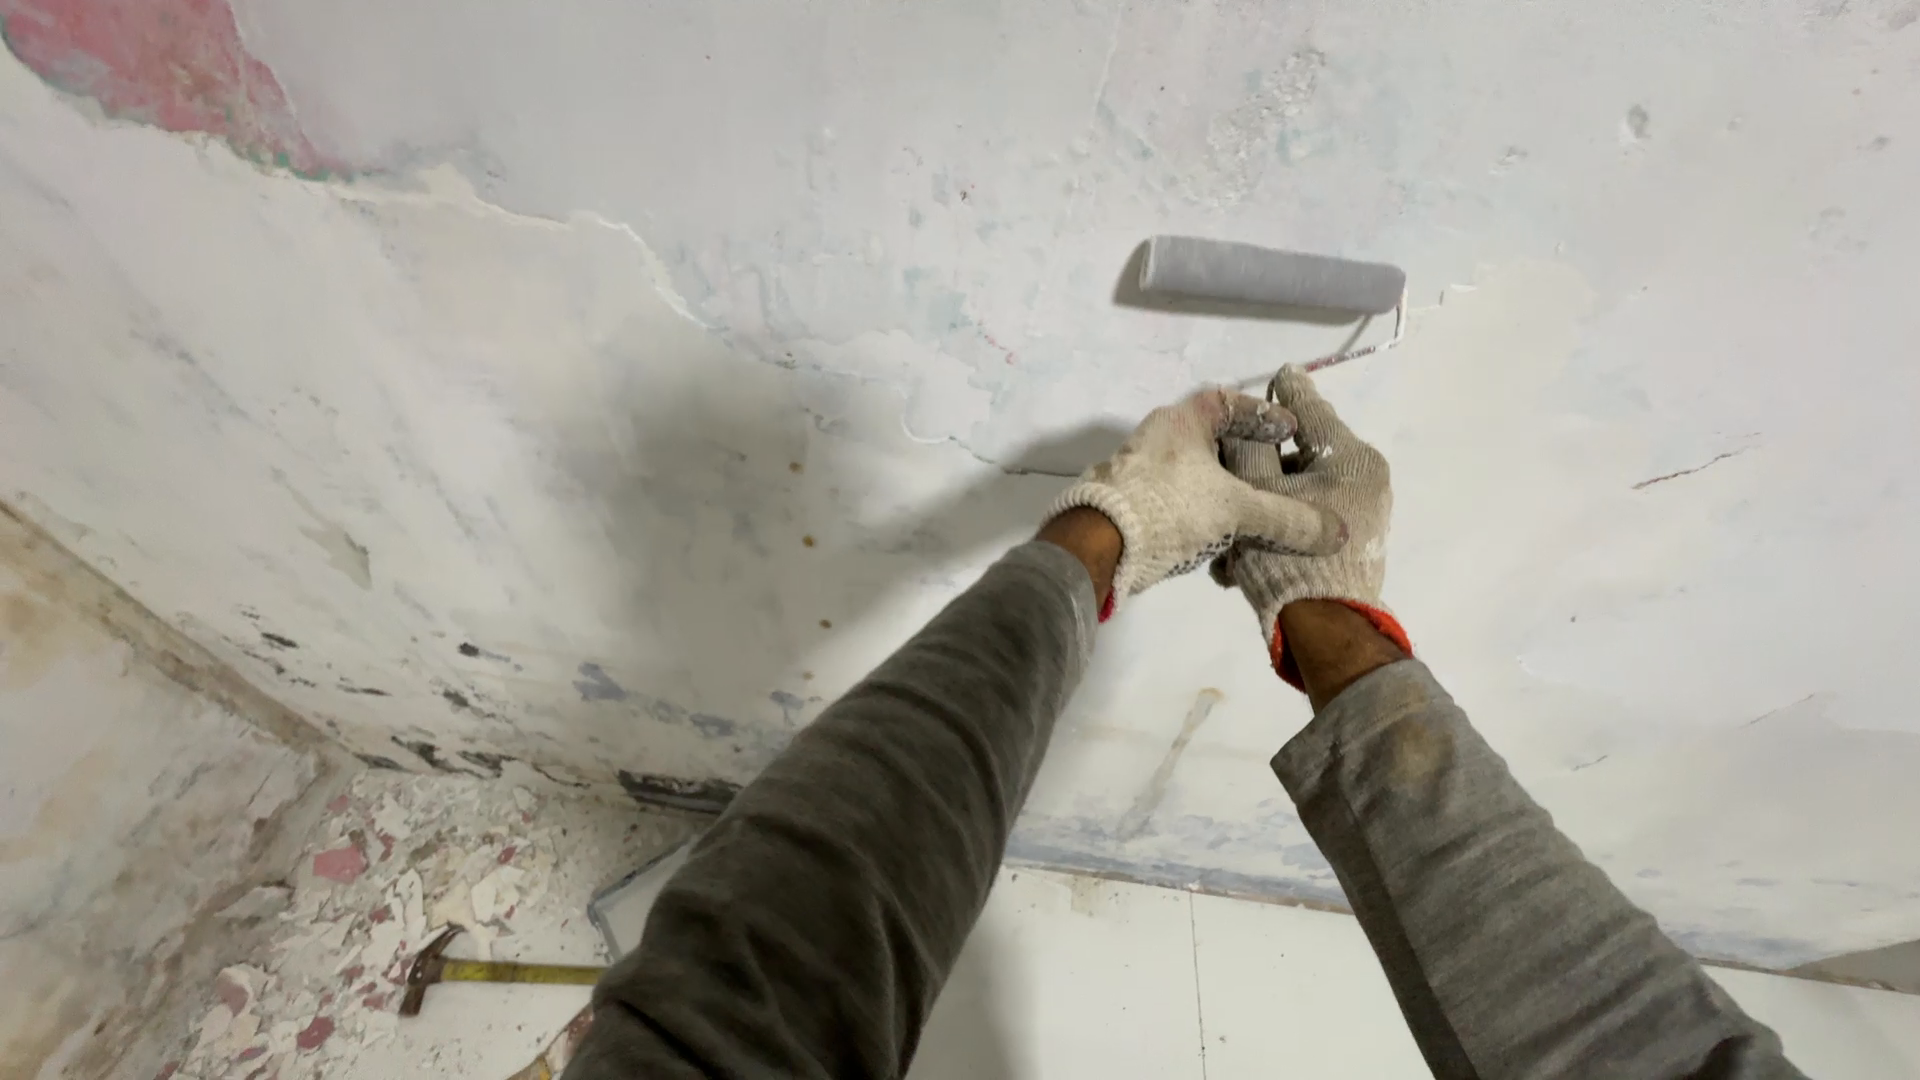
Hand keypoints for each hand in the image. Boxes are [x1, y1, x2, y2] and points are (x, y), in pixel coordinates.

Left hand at [1047, 386, 1345, 612]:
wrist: (1098, 546)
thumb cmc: (1169, 508)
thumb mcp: (1237, 510)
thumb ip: (1288, 519)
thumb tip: (1339, 532)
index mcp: (1180, 421)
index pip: (1226, 401)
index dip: (1261, 413)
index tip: (1289, 430)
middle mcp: (1156, 440)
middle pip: (1210, 441)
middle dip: (1245, 459)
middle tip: (1279, 477)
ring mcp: (1138, 473)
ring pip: (1192, 476)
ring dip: (1223, 492)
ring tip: (1258, 513)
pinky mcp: (1130, 506)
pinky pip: (1176, 504)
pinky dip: (1201, 515)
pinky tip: (1221, 539)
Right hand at [1210, 367, 1406, 682]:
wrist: (1322, 627)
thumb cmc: (1287, 553)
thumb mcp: (1255, 491)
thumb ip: (1248, 446)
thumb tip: (1247, 417)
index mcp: (1351, 459)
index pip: (1311, 410)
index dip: (1288, 392)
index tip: (1278, 373)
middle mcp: (1364, 479)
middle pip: (1298, 456)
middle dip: (1257, 467)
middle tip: (1225, 470)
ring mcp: (1360, 512)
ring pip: (1295, 492)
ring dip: (1260, 505)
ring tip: (1228, 530)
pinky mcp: (1350, 540)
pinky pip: (1304, 518)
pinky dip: (1275, 526)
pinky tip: (1244, 552)